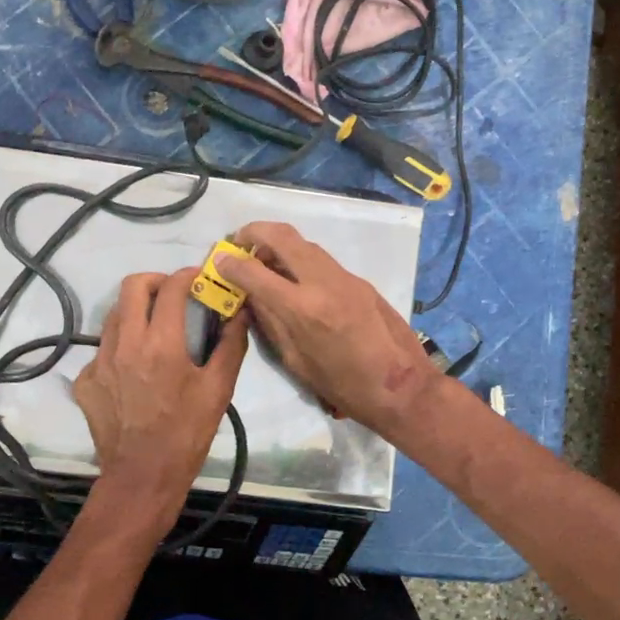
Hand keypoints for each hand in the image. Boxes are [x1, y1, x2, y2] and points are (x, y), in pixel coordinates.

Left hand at [74, 269, 249, 522]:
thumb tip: (239, 312)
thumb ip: (230, 345)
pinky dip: (120, 347)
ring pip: (114, 315)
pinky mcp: (85, 380)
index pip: (171, 287)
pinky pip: (102, 349)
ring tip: (153, 329)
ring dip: (136, 311)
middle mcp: (125, 343)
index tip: (198, 279)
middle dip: (154, 281)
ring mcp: (99, 361)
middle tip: (171, 294)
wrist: (141, 477)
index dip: (187, 275)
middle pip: (132, 286)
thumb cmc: (187, 434)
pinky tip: (134, 369)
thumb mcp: (218, 390)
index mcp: (162, 344)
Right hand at [216, 222, 442, 436]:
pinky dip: (298, 258)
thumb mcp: (296, 362)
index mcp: (302, 309)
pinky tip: (292, 277)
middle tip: (238, 242)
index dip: (230, 264)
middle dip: (253, 232)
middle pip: (281, 236)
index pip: (255, 272)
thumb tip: (250, 298)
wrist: (401, 385)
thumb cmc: (343, 387)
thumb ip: (270, 324)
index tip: (218, 261)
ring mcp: (344, 277)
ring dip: (277, 243)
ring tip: (262, 261)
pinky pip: (320, 258)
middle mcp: (322, 283)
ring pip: (303, 243)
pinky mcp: (358, 280)